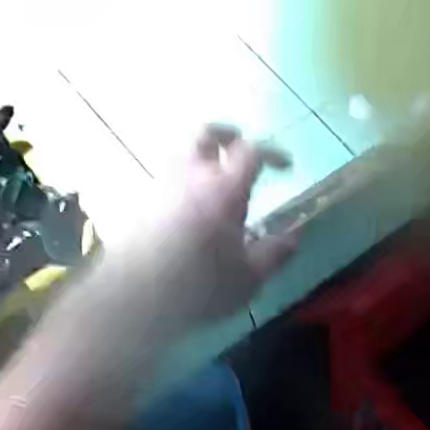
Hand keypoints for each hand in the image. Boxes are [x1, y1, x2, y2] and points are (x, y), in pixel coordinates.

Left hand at [101, 124, 295, 329]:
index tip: (285, 166)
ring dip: (198, 158)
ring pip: (179, 154)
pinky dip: (178, 184)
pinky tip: (183, 207)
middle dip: (226, 134)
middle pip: (206, 134)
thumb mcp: (248, 278)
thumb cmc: (200, 286)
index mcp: (224, 189)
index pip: (252, 152)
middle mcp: (191, 177)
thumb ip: (274, 254)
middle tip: (237, 144)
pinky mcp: (138, 204)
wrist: (136, 295)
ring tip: (209, 177)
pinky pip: (162, 181)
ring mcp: (160, 187)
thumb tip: (294, 237)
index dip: (272, 153)